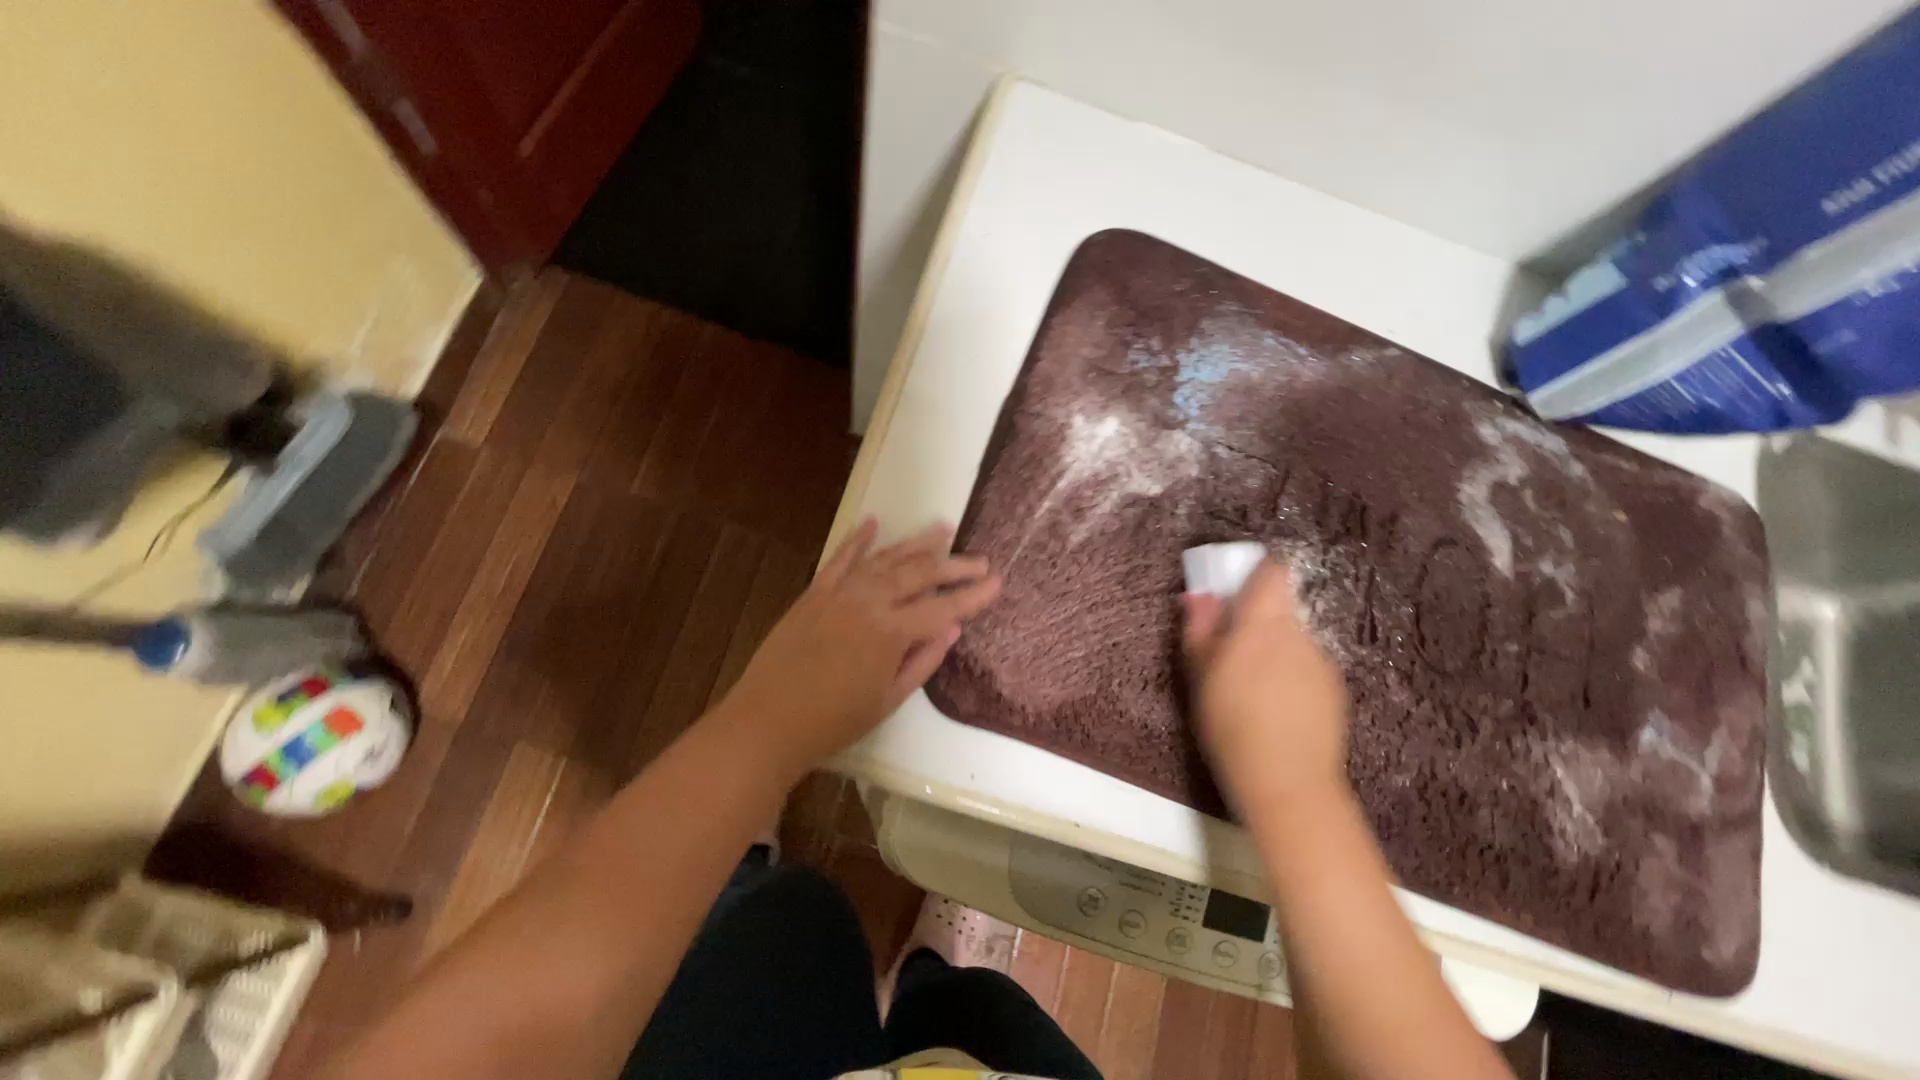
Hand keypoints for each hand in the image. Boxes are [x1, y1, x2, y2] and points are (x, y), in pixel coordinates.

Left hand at [718, 517, 1000, 774]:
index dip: (973, 596)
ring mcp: (839, 593)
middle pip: (919, 574)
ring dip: (915, 544)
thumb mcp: (888, 700)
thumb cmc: (834, 721)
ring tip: (941, 529)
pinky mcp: (814, 593)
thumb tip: (952, 629)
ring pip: (884, 559)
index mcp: (890, 632)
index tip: (998, 582)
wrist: (768, 721)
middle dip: (952, 565)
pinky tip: (873, 522)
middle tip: (980, 560)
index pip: (943, 607)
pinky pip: (840, 559)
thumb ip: (922, 661)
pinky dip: (858, 539)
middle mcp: (868, 601)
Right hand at [1182, 559, 1349, 814]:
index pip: (1273, 572)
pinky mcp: (1336, 689)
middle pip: (1282, 607)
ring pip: (1295, 640)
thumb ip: (1199, 629)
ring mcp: (1321, 661)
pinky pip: (1308, 668)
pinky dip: (1293, 678)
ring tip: (1256, 690)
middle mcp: (1297, 633)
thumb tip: (1198, 594)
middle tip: (1235, 652)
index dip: (1258, 573)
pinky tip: (1280, 710)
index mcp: (1261, 624)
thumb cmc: (1230, 726)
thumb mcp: (1199, 677)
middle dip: (1259, 620)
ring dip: (1276, 651)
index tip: (1238, 591)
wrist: (1287, 781)